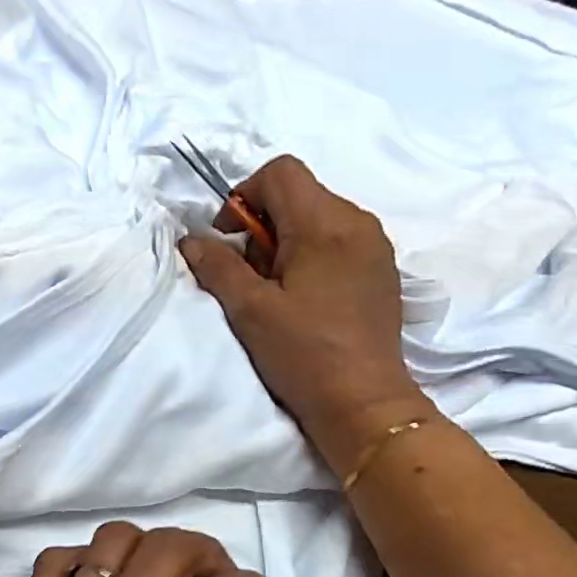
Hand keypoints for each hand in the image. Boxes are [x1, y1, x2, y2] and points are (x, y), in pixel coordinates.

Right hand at [180, 155, 433, 475]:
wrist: (365, 404)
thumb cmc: (306, 355)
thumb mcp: (251, 311)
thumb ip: (218, 266)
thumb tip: (192, 240)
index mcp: (326, 222)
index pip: (280, 172)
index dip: (245, 197)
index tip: (231, 240)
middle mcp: (358, 222)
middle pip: (301, 194)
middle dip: (266, 226)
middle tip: (254, 277)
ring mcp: (377, 248)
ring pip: (321, 219)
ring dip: (290, 242)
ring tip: (281, 293)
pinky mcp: (384, 273)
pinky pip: (343, 243)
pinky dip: (317, 257)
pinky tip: (309, 300)